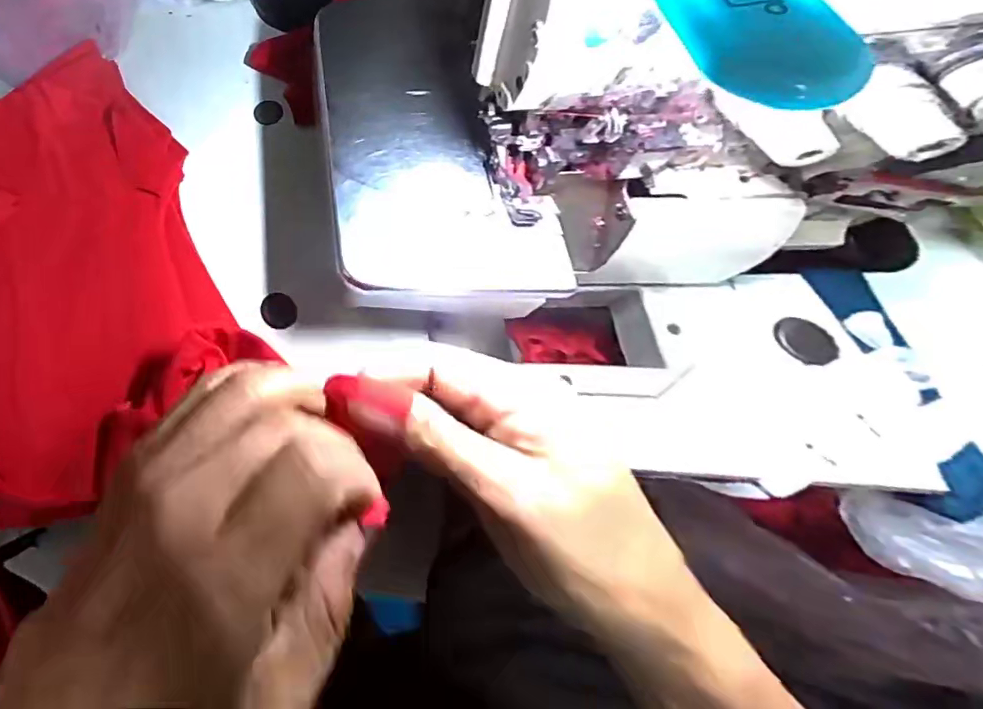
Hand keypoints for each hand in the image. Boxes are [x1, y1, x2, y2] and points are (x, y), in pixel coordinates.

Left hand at [0, 363, 379, 707]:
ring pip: (239, 384)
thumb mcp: (274, 696)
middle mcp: (182, 498)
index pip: (311, 463)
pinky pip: (201, 392)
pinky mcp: (133, 455)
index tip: (365, 502)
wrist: (63, 705)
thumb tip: (357, 516)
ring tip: (313, 432)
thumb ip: (326, 601)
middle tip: (341, 476)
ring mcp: (149, 467)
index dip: (356, 470)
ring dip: (291, 397)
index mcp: (220, 571)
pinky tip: (267, 418)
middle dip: (330, 434)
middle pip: (279, 417)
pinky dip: (246, 389)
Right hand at [353, 352, 798, 708]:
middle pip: (438, 384)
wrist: (647, 617)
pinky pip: (453, 441)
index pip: (441, 366)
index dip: (387, 374)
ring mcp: (511, 435)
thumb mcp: (511, 495)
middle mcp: (515, 404)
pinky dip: (418, 446)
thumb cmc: (588, 552)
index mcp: (525, 396)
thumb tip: (375, 396)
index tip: (337, 394)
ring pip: (441, 412)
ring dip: (398, 420)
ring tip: (351, 434)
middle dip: (387, 395)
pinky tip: (390, 456)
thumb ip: (443, 441)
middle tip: (335, 418)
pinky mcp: (505, 464)